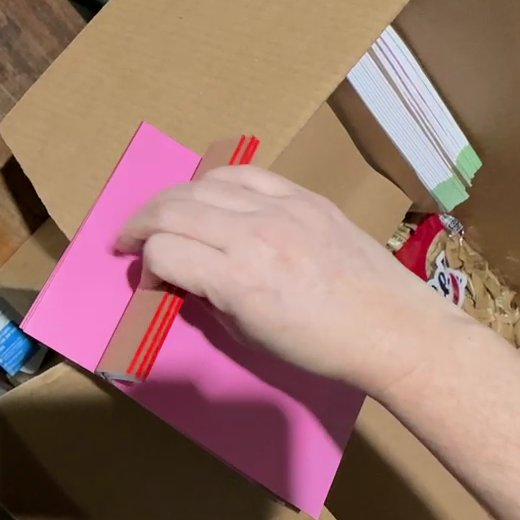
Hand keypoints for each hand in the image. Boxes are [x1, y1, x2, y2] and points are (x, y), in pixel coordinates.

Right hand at [117, 165, 463, 398]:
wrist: (391, 329)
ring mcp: (281, 209)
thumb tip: (180, 275)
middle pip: (171, 210)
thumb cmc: (316, 346)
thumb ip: (204, 297)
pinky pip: (244, 174)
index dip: (145, 267)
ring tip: (160, 215)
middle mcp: (254, 235)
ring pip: (201, 185)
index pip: (162, 251)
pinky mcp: (304, 197)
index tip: (150, 282)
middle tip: (128, 240)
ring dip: (169, 200)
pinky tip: (206, 196)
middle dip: (139, 224)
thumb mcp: (245, 334)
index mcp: (237, 279)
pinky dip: (214, 183)